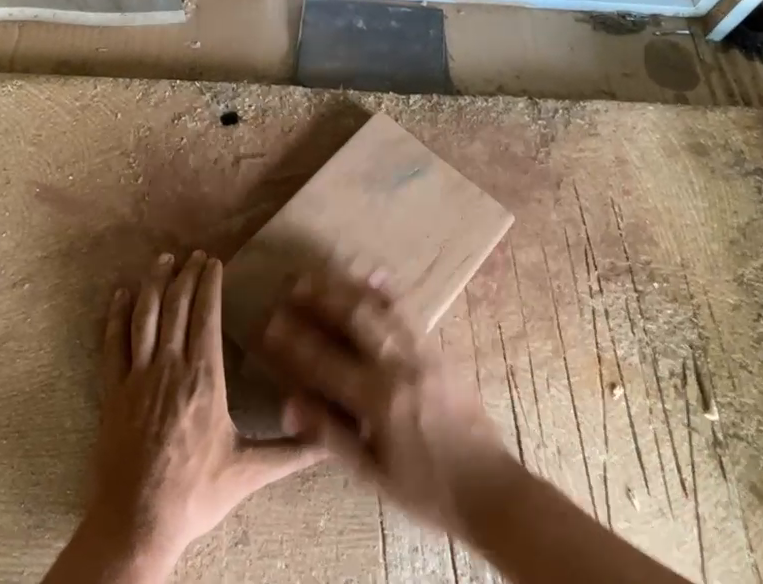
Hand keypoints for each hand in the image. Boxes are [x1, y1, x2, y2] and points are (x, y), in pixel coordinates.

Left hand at [80, 251, 322, 568]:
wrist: (138, 520)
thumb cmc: (196, 493)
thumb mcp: (250, 471)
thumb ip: (293, 452)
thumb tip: (333, 440)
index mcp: (204, 379)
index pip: (206, 316)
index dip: (209, 284)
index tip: (214, 261)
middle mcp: (169, 368)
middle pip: (176, 307)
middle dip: (185, 275)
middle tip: (193, 254)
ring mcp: (136, 378)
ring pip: (144, 317)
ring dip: (153, 284)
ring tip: (162, 260)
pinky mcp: (112, 392)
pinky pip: (111, 344)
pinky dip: (115, 315)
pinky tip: (120, 296)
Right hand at [256, 270, 516, 534]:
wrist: (492, 489)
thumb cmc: (427, 490)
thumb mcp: (372, 475)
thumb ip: (330, 436)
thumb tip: (289, 404)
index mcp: (379, 401)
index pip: (325, 361)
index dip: (294, 341)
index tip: (270, 322)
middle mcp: (400, 368)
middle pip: (355, 319)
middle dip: (320, 298)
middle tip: (293, 283)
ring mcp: (424, 355)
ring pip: (382, 308)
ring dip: (349, 287)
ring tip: (323, 272)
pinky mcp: (441, 352)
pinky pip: (410, 313)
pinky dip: (388, 292)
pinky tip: (374, 276)